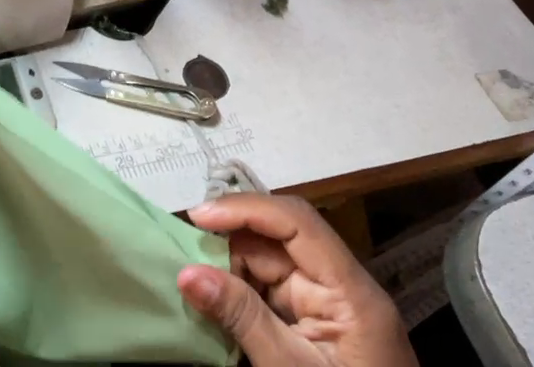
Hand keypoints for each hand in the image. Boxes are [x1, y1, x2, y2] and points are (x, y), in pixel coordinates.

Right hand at [178, 194, 416, 366]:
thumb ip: (242, 318)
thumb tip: (185, 272)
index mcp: (352, 292)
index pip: (298, 223)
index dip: (245, 209)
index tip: (197, 217)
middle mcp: (340, 286)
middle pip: (277, 241)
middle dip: (228, 242)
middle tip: (182, 256)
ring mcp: (328, 305)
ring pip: (267, 264)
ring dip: (227, 268)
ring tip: (189, 281)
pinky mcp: (315, 323)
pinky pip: (268, 291)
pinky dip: (237, 292)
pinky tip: (210, 301)